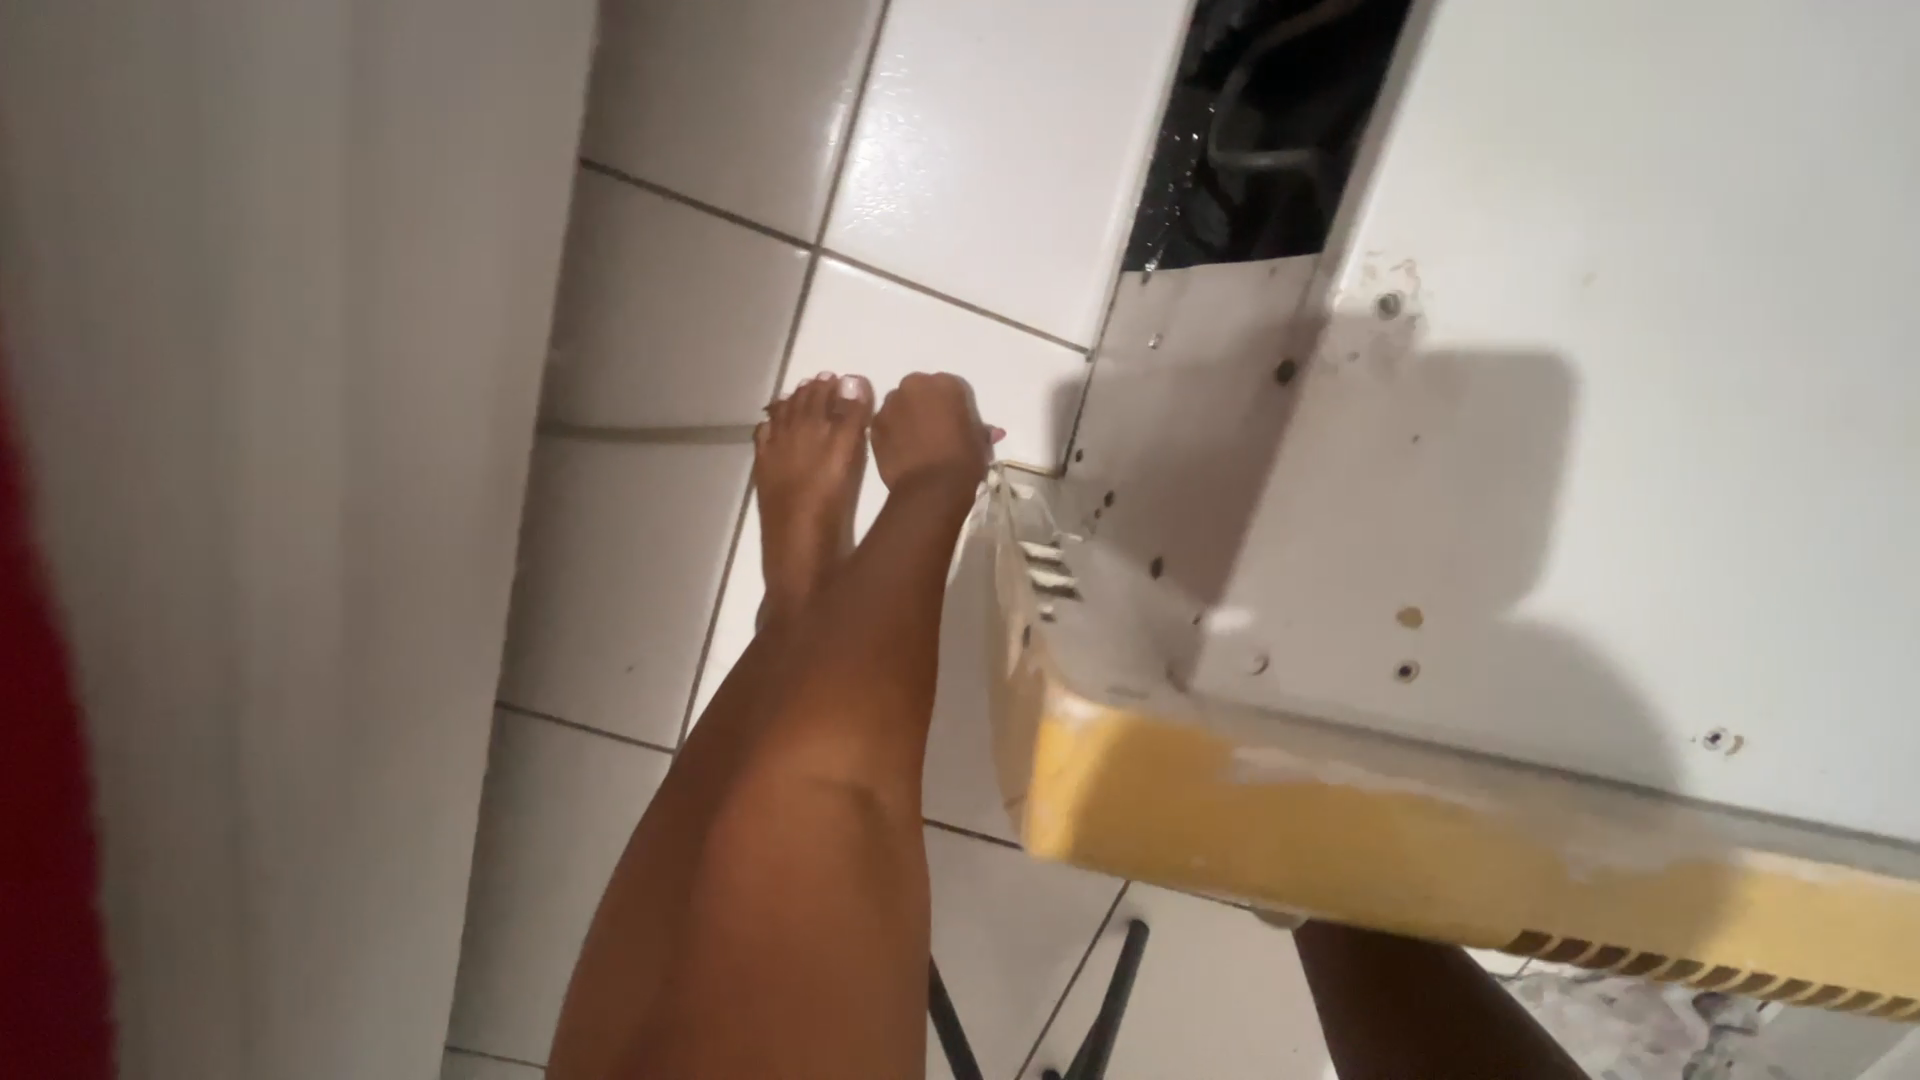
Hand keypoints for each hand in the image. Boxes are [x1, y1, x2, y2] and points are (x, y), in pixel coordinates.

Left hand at [871, 372, 992, 495]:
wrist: (930, 489)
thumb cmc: (963, 462)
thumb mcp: (979, 444)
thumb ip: (980, 430)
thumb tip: (990, 432)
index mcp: (945, 384)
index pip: (951, 388)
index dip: (954, 408)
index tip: (956, 425)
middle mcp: (914, 385)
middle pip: (920, 391)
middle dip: (926, 406)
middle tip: (935, 432)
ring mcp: (890, 405)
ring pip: (899, 406)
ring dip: (907, 418)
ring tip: (916, 444)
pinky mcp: (874, 426)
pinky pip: (885, 424)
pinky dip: (892, 433)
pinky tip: (902, 451)